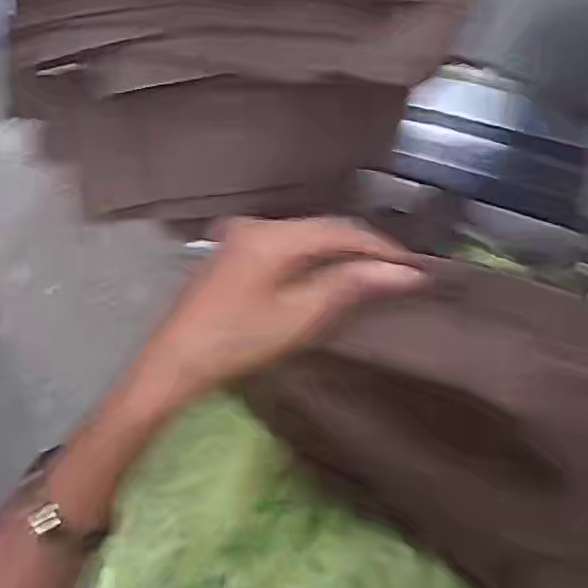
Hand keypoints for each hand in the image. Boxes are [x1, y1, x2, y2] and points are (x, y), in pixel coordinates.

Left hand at [132, 217, 425, 409]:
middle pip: (320, 228)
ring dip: (335, 252)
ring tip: (368, 274)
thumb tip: (401, 271)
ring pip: (302, 236)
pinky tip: (323, 274)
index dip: (380, 248)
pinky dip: (308, 258)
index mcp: (272, 235)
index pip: (340, 230)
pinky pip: (282, 245)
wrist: (174, 362)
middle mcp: (255, 226)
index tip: (413, 268)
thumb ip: (349, 286)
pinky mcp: (230, 254)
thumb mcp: (298, 316)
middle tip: (395, 273)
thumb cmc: (236, 342)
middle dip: (360, 248)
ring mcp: (238, 237)